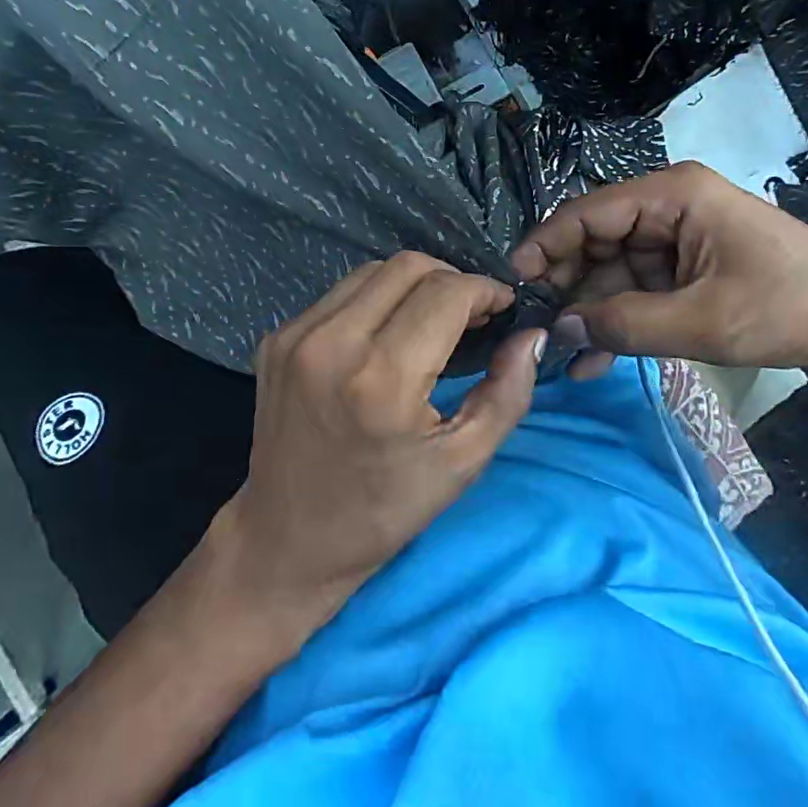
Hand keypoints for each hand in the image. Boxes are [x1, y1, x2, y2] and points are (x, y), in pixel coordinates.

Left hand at [211, 252, 545, 638]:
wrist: (289, 540)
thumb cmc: (386, 509)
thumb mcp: (465, 460)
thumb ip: (509, 391)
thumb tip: (531, 334)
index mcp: (382, 379)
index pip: (448, 293)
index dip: (486, 291)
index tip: (504, 311)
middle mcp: (332, 344)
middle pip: (410, 266)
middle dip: (455, 281)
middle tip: (474, 317)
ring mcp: (296, 337)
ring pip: (374, 270)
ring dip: (417, 286)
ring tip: (436, 323)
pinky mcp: (277, 339)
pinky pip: (343, 293)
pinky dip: (380, 300)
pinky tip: (392, 336)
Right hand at [510, 162, 807, 374]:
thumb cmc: (786, 306)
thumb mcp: (702, 321)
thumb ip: (624, 324)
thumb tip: (560, 328)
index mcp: (674, 196)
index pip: (590, 212)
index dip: (546, 245)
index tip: (513, 284)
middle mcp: (672, 208)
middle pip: (599, 241)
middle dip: (568, 287)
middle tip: (539, 333)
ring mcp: (682, 241)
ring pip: (616, 273)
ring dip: (592, 314)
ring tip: (564, 357)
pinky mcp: (691, 270)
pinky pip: (641, 292)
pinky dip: (620, 322)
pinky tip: (594, 361)